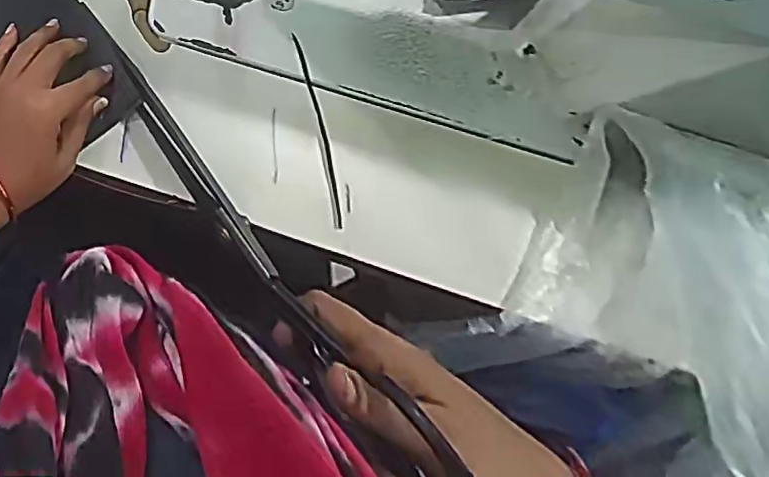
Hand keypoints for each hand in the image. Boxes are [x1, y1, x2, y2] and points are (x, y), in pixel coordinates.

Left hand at [0, 22, 112, 286]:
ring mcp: (4, 85)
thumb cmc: (18, 181)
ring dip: (42, 34)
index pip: (82, 84)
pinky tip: (13, 31)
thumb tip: (95, 104)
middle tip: (81, 44)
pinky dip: (5, 41)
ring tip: (54, 26)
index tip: (104, 73)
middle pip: (54, 55)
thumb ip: (80, 126)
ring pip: (26, 48)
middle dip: (72, 46)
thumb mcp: (63, 161)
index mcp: (48, 109)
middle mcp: (25, 90)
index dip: (97, 77)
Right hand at [301, 292, 571, 476]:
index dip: (294, 314)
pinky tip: (333, 413)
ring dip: (318, 372)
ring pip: (342, 363)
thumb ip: (379, 403)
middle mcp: (393, 361)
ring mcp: (399, 384)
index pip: (329, 309)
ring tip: (298, 392)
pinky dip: (340, 395)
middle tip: (278, 372)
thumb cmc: (497, 461)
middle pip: (330, 336)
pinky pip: (359, 389)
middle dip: (302, 347)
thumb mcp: (434, 435)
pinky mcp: (406, 408)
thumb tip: (327, 370)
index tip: (271, 338)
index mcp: (396, 353)